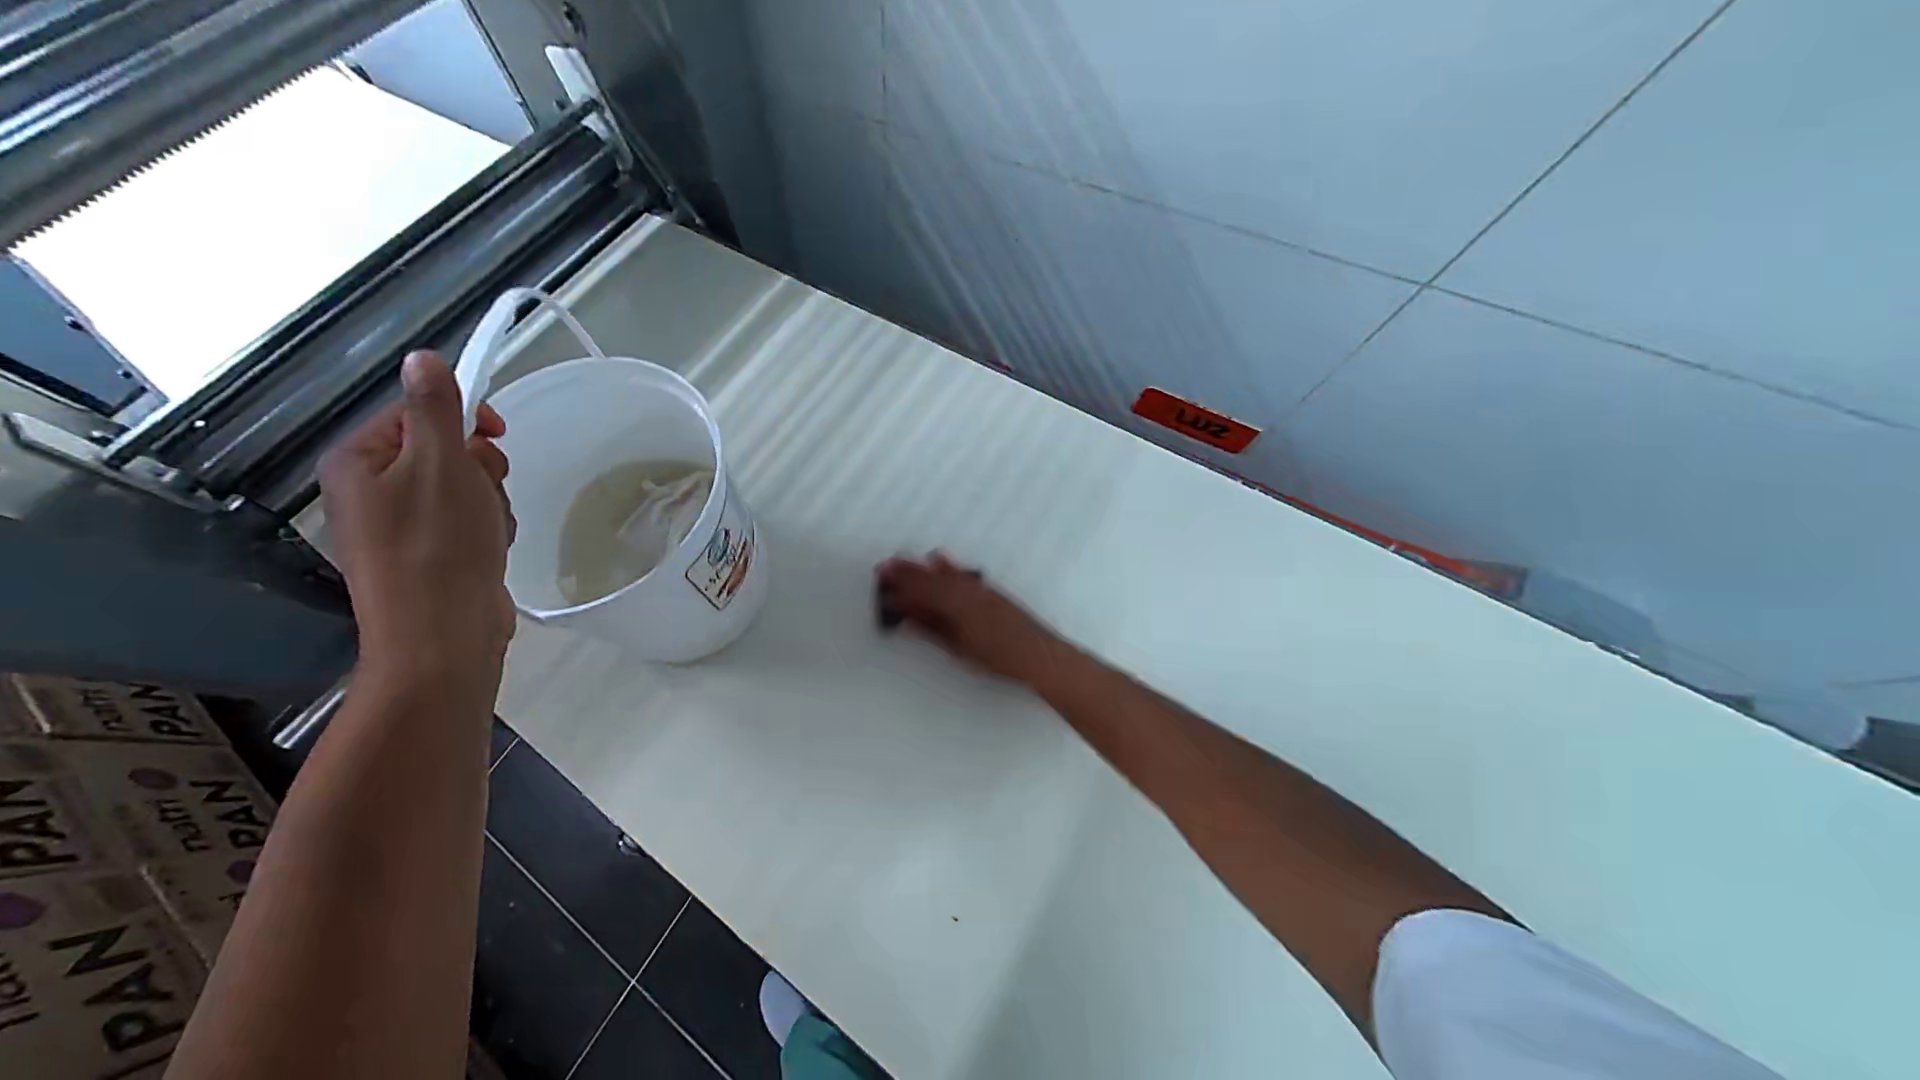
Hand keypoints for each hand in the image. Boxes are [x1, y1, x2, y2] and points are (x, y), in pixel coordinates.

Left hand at [319, 351, 516, 694]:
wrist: (443, 633)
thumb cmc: (438, 544)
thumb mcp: (441, 465)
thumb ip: (435, 409)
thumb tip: (422, 357)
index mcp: (360, 461)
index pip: (416, 413)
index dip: (463, 419)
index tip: (498, 434)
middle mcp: (373, 490)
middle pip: (446, 452)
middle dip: (481, 470)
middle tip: (489, 489)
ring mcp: (402, 526)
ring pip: (467, 489)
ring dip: (491, 502)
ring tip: (489, 530)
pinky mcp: (433, 554)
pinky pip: (471, 521)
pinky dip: (489, 529)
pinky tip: (489, 549)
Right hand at [876, 553, 1068, 684]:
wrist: (1038, 654)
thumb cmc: (997, 659)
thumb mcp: (959, 649)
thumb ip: (932, 632)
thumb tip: (905, 620)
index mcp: (954, 608)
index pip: (920, 596)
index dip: (899, 592)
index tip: (880, 588)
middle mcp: (964, 592)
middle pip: (929, 580)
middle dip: (905, 573)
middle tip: (882, 566)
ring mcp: (978, 589)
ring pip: (944, 574)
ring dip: (921, 567)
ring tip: (901, 558)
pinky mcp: (989, 591)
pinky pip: (961, 574)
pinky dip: (948, 565)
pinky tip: (939, 558)